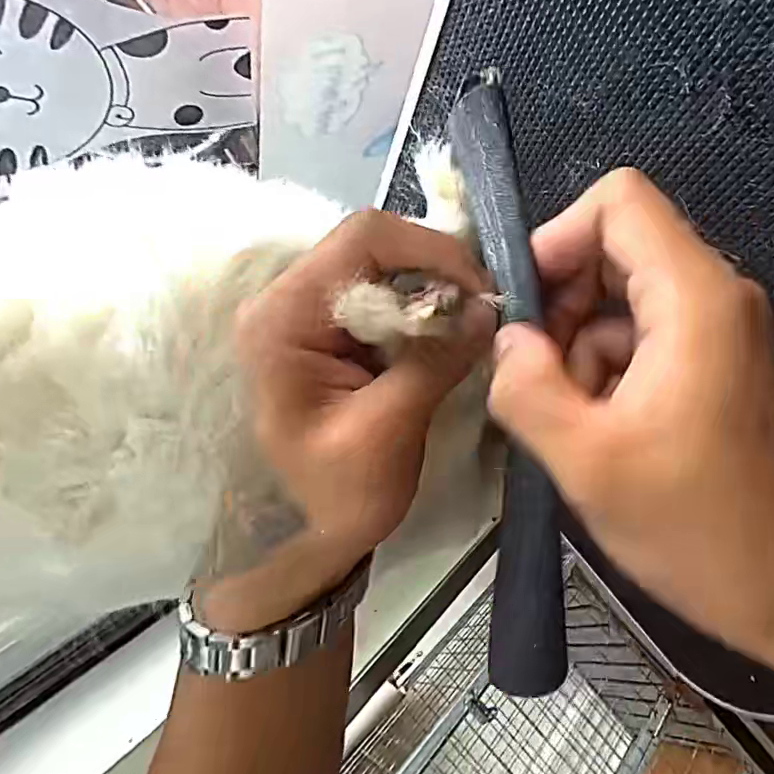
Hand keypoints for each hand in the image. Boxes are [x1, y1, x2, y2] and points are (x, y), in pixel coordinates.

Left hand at [209, 211, 493, 631]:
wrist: (302, 534)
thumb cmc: (337, 494)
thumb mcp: (389, 430)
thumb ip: (436, 361)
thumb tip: (487, 308)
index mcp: (286, 317)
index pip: (364, 240)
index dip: (433, 249)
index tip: (481, 290)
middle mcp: (288, 299)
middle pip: (373, 243)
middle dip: (438, 267)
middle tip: (484, 309)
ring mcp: (307, 311)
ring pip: (384, 263)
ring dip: (434, 286)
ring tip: (471, 323)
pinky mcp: (330, 328)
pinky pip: (385, 292)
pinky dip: (424, 306)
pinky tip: (447, 336)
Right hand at [487, 169, 773, 685]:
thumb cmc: (697, 528)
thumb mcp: (587, 462)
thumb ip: (528, 387)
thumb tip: (508, 338)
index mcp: (693, 298)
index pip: (619, 201)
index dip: (559, 238)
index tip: (528, 311)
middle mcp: (716, 296)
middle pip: (617, 248)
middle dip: (564, 304)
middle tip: (542, 378)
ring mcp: (722, 330)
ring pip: (624, 299)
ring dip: (583, 349)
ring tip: (579, 422)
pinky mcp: (719, 364)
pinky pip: (647, 336)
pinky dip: (612, 371)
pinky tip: (606, 432)